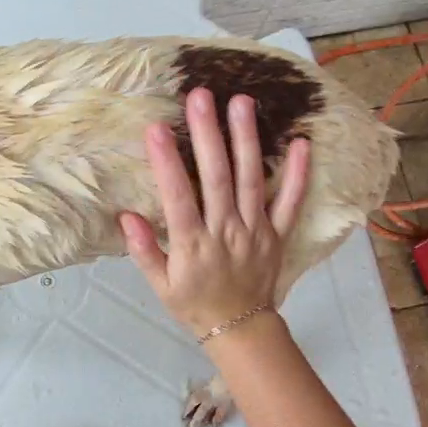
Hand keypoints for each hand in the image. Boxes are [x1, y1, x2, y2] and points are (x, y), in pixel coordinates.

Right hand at [118, 88, 308, 338]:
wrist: (238, 329)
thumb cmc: (194, 305)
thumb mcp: (160, 286)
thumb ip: (144, 251)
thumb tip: (126, 217)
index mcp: (193, 245)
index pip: (178, 197)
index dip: (166, 162)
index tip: (156, 128)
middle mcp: (225, 232)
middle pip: (216, 177)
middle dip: (207, 134)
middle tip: (200, 97)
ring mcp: (255, 230)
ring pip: (250, 179)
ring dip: (246, 139)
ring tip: (241, 102)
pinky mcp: (278, 234)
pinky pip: (290, 202)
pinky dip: (298, 174)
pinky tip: (301, 143)